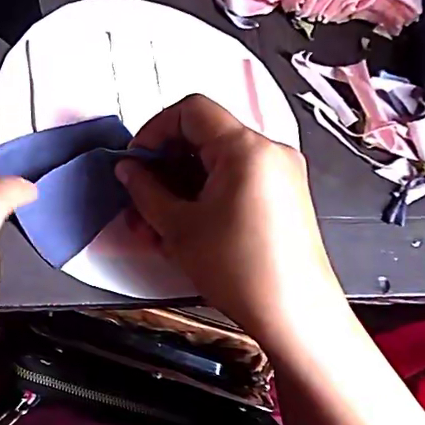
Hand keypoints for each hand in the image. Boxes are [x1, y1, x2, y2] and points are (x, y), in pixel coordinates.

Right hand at [115, 94, 348, 353]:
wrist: (293, 314)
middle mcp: (270, 152)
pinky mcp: (283, 196)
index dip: (154, 130)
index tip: (138, 159)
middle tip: (141, 194)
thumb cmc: (247, 273)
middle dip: (165, 164)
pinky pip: (235, 181)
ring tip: (158, 221)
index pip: (190, 110)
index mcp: (246, 149)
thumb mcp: (178, 227)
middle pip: (204, 136)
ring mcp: (280, 174)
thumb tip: (131, 171)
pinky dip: (206, 196)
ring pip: (217, 162)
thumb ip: (145, 190)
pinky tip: (185, 227)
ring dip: (181, 185)